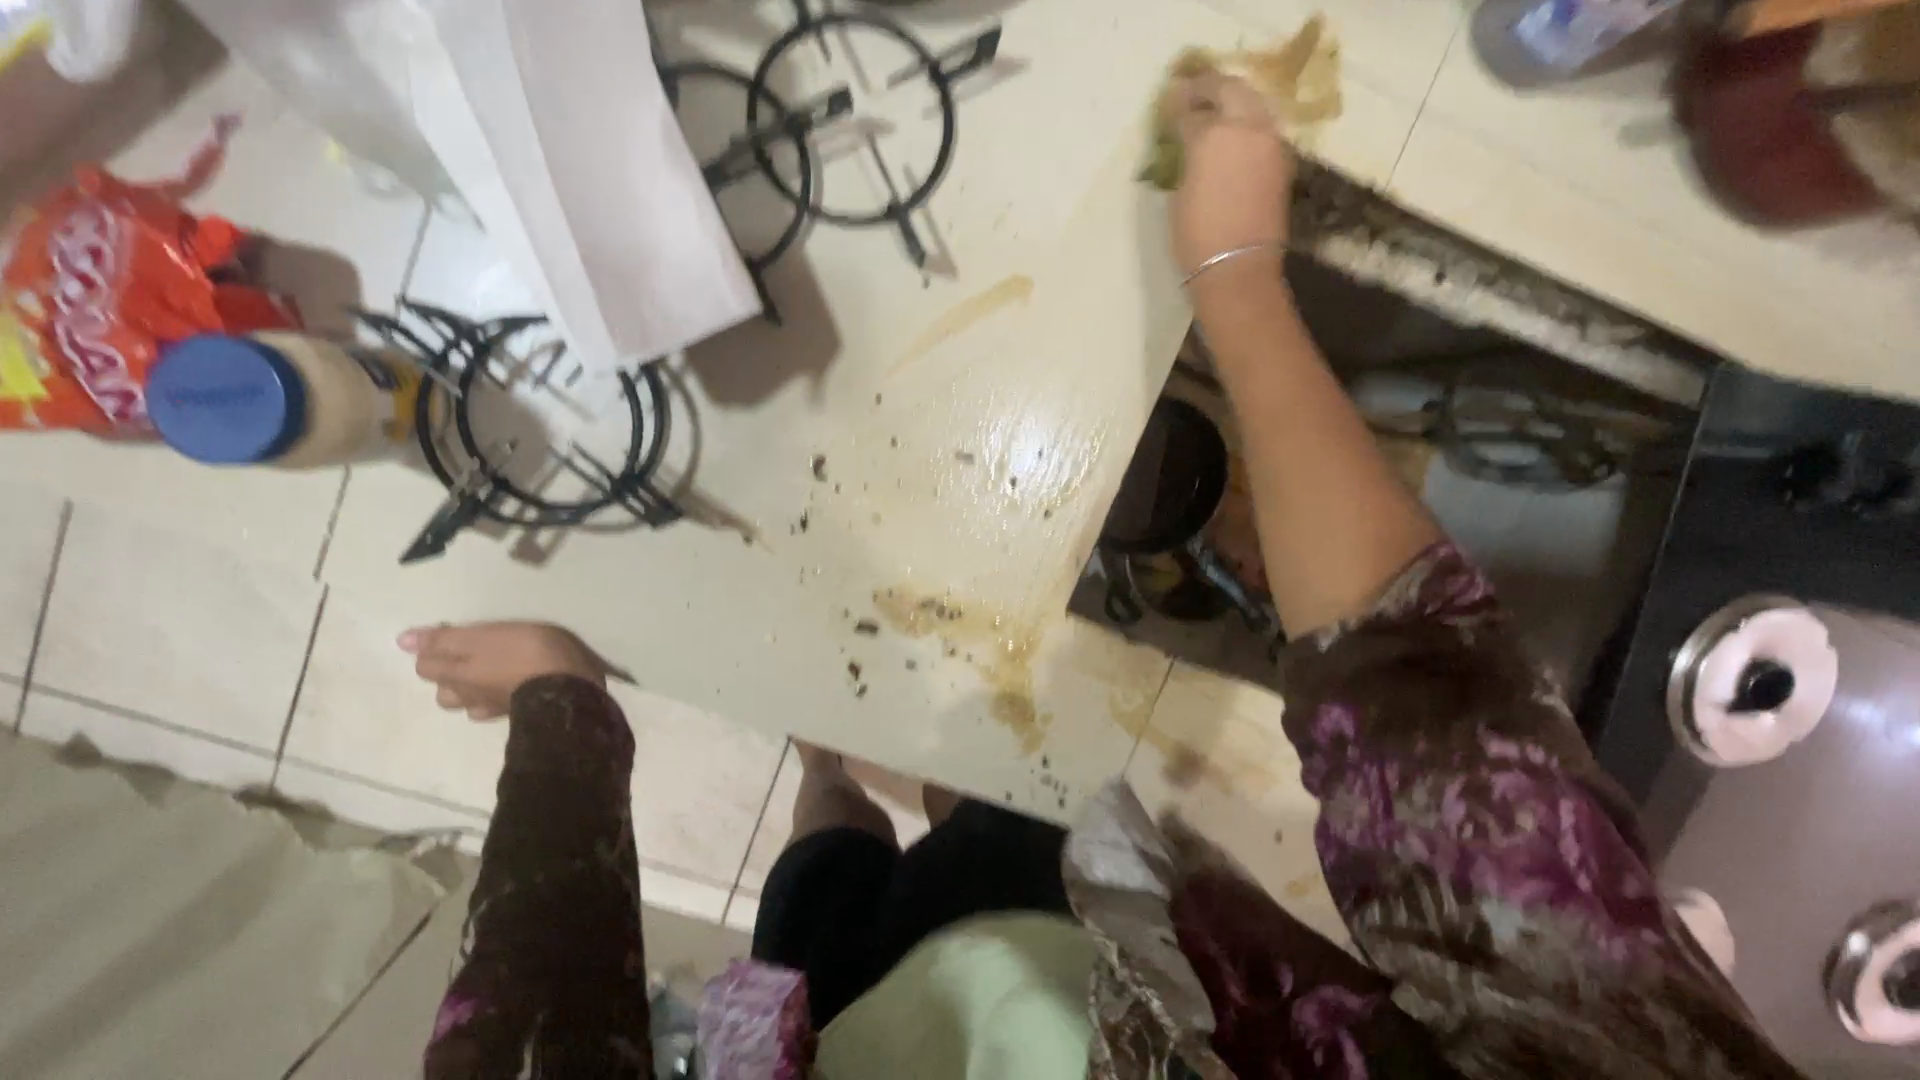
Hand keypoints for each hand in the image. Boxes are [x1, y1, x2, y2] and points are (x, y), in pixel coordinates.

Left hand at [399, 621, 609, 720]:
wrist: (566, 686)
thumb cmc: (526, 651)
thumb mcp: (485, 635)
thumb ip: (445, 638)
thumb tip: (402, 641)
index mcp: (456, 672)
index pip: (425, 663)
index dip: (432, 647)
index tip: (451, 632)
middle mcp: (465, 693)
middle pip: (442, 686)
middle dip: (446, 673)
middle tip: (467, 654)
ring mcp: (489, 706)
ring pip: (464, 701)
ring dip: (465, 689)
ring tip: (481, 675)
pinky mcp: (514, 713)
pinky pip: (489, 709)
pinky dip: (488, 701)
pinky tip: (499, 693)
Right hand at [1167, 72, 1296, 281]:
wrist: (1238, 266)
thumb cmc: (1197, 236)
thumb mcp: (1180, 193)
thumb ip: (1188, 157)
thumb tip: (1191, 145)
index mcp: (1213, 134)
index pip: (1192, 109)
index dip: (1178, 105)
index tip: (1169, 105)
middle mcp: (1247, 127)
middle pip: (1231, 89)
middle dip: (1210, 88)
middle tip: (1193, 93)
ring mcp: (1270, 142)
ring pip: (1253, 104)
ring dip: (1233, 102)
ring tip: (1215, 112)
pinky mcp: (1282, 161)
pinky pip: (1263, 128)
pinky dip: (1248, 124)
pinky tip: (1233, 138)